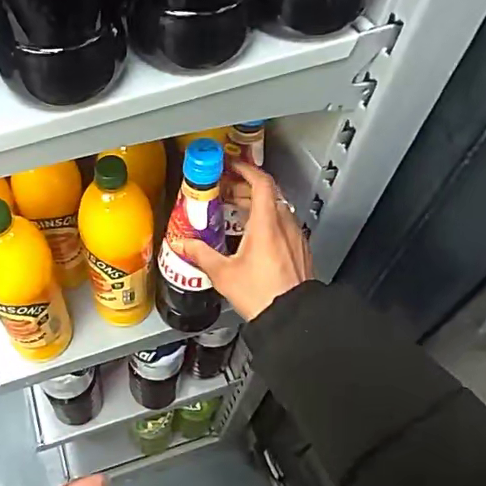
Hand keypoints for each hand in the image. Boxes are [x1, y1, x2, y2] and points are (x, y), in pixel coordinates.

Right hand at [177, 160, 312, 319]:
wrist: (292, 318)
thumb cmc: (262, 296)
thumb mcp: (223, 273)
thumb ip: (201, 253)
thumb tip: (185, 244)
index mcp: (266, 224)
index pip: (261, 182)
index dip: (246, 170)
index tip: (233, 167)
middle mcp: (285, 226)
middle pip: (268, 194)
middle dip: (246, 189)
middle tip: (227, 191)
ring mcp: (296, 238)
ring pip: (277, 210)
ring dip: (258, 206)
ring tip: (237, 214)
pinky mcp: (300, 252)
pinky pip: (285, 227)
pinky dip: (269, 223)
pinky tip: (255, 238)